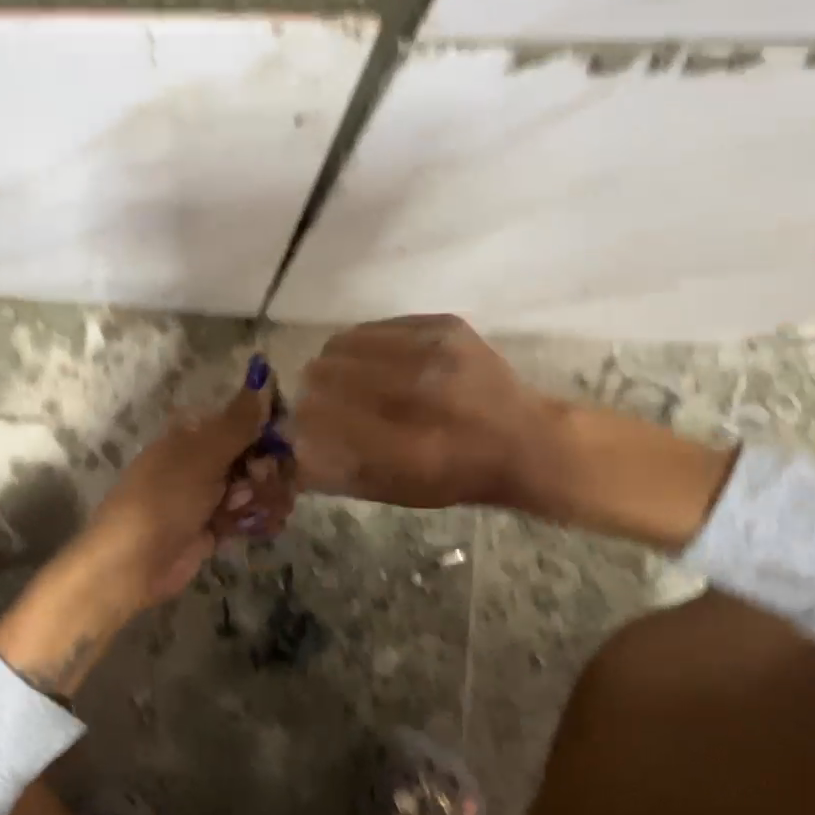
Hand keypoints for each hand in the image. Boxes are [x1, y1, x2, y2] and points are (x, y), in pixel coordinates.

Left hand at [73, 381, 296, 611]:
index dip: (268, 431)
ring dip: (267, 497)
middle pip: (257, 456)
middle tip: (256, 484)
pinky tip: (263, 525)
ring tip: (251, 511)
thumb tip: (262, 374)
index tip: (281, 444)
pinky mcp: (216, 528)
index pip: (242, 421)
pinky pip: (251, 515)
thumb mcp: (201, 456)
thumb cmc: (162, 500)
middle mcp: (203, 461)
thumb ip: (237, 422)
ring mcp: (209, 496)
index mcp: (192, 435)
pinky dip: (260, 519)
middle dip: (268, 471)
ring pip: (258, 488)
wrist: (132, 564)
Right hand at [289, 315, 565, 510]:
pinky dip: (363, 345)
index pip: (317, 415)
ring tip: (344, 378)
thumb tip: (289, 443)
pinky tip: (373, 361)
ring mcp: (434, 353)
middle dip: (313, 389)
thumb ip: (334, 470)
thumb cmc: (452, 475)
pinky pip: (374, 326)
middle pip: (323, 373)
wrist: (525, 441)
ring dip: (333, 363)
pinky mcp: (445, 326)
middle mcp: (418, 393)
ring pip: (342, 344)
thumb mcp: (391, 489)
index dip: (299, 418)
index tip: (300, 424)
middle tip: (321, 399)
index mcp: (402, 444)